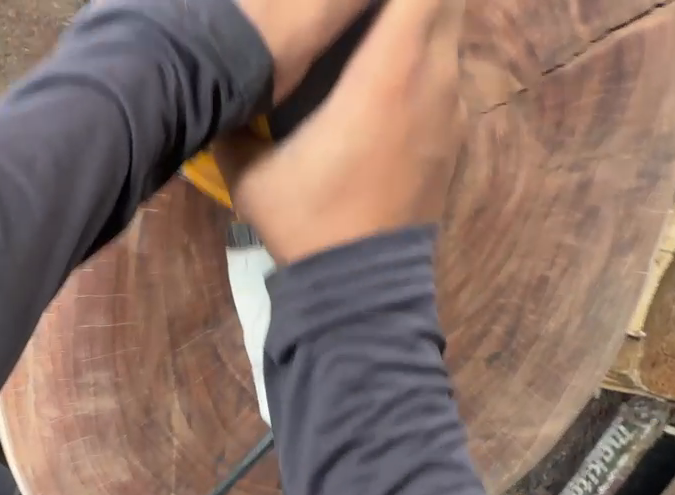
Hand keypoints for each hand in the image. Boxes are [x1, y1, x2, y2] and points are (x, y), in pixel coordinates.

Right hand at [221, 0, 465, 263]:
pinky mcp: (453, 139)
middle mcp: (433, 78)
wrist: (358, 286)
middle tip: (360, 15)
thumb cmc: (307, 223)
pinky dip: (424, 69)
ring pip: (450, 37)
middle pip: (444, 1)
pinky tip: (386, 95)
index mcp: (387, 73)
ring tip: (371, 44)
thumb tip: (220, 102)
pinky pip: (446, 78)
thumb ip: (236, 130)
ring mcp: (451, 109)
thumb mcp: (252, 180)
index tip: (353, 2)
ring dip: (418, 29)